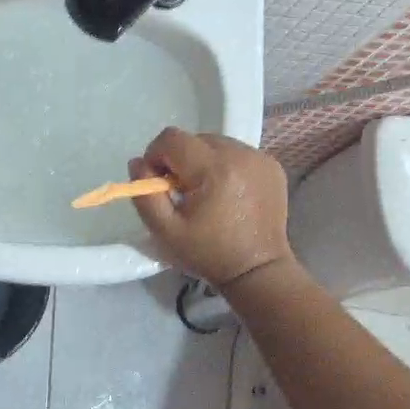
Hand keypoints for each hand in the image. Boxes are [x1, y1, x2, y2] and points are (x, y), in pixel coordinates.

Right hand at [130, 127, 293, 290]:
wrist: (258, 270)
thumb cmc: (208, 252)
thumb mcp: (164, 230)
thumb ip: (144, 194)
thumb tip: (138, 163)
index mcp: (214, 170)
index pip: (172, 138)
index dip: (156, 155)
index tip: (159, 181)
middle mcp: (240, 155)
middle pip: (194, 138)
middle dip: (180, 159)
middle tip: (181, 190)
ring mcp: (260, 158)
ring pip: (215, 143)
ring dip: (202, 160)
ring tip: (204, 191)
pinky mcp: (272, 165)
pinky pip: (236, 152)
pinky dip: (224, 165)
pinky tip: (226, 191)